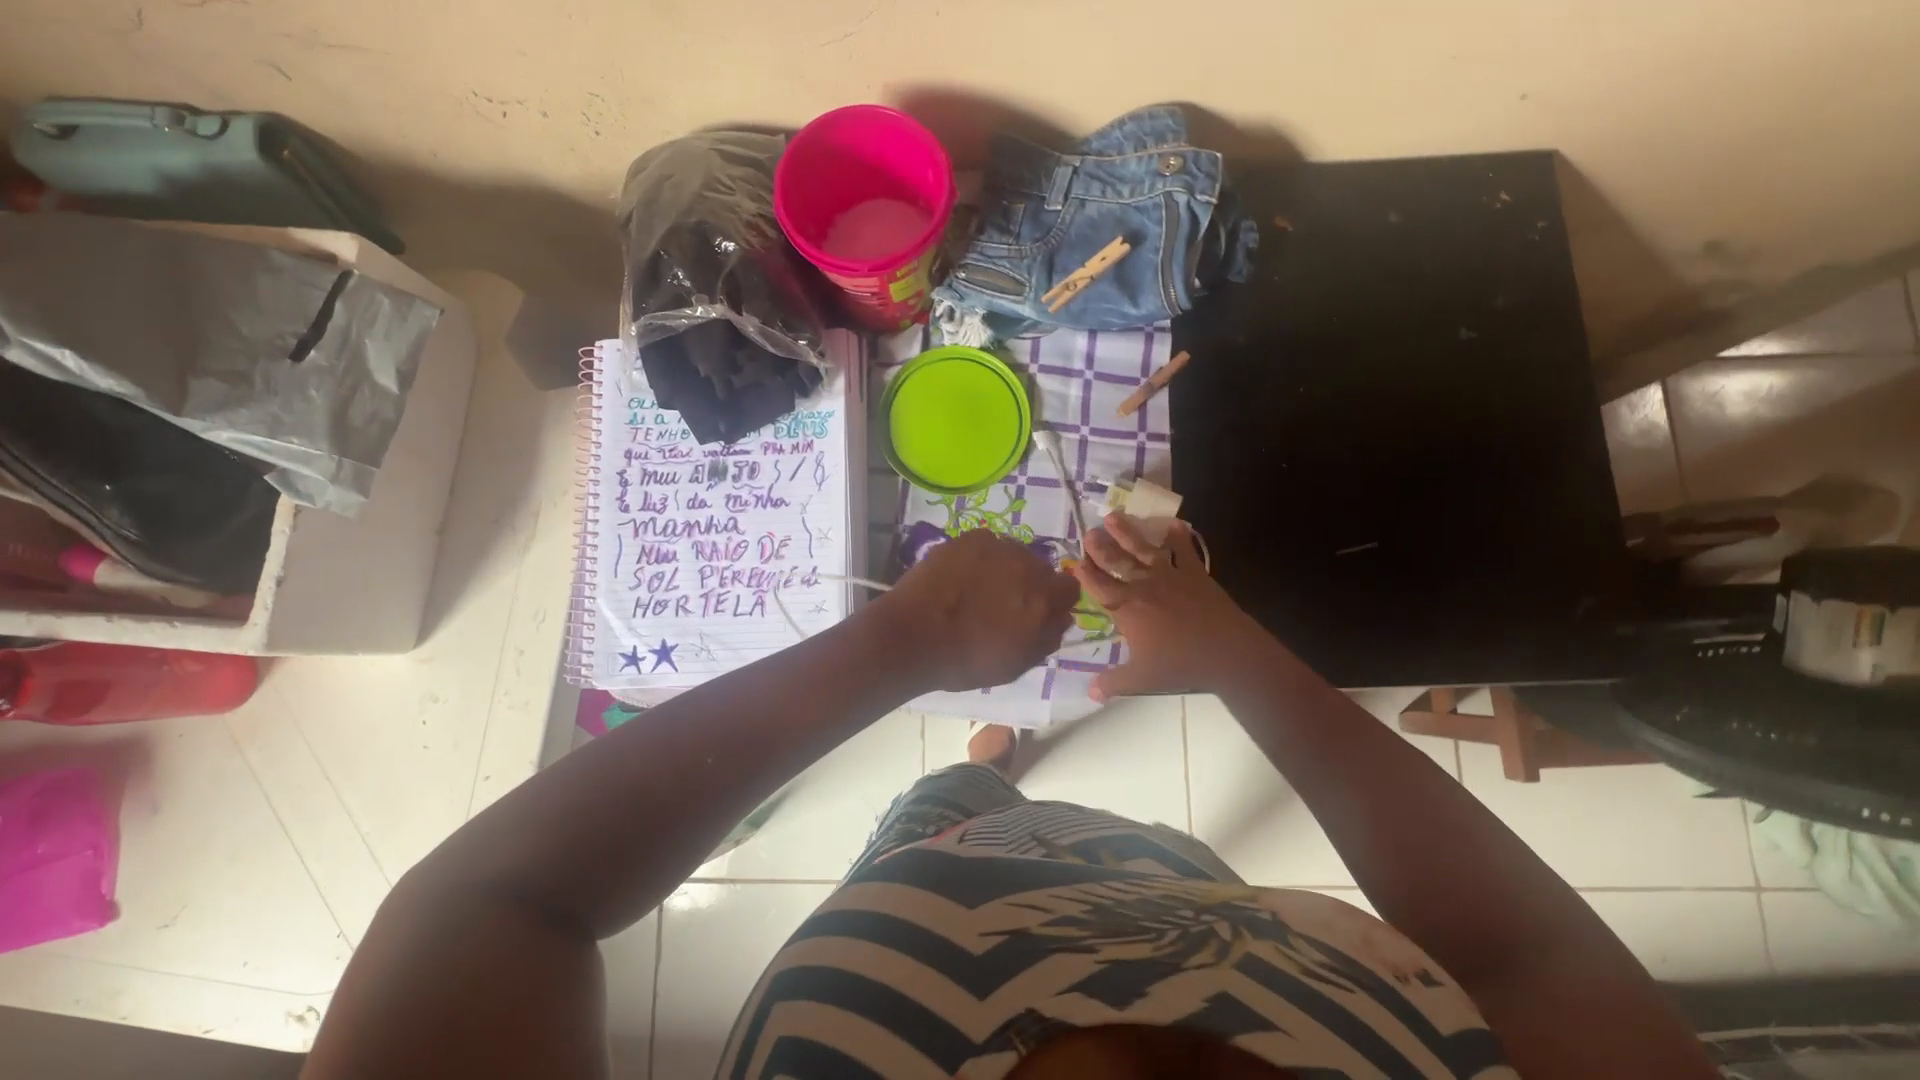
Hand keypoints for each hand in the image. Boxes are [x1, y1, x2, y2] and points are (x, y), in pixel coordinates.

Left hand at [874, 530, 1080, 691]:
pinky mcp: (968, 538)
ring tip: (979, 589)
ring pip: (1014, 554)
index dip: (1055, 602)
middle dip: (1030, 584)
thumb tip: (1062, 618)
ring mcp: (996, 547)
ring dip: (1006, 568)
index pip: (1069, 589)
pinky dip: (980, 558)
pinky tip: (961, 576)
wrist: (913, 636)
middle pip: (1041, 569)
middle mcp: (1026, 565)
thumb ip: (1047, 639)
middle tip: (1004, 604)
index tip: (1038, 614)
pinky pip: (987, 545)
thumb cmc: (966, 660)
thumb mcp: (1017, 664)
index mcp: (1044, 598)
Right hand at [1074, 513, 1273, 700]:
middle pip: (1117, 561)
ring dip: (1128, 532)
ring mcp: (1171, 576)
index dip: (1085, 574)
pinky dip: (1178, 536)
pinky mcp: (1195, 573)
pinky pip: (1184, 550)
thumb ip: (1113, 682)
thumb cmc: (1181, 665)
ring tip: (1114, 516)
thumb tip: (1090, 691)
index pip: (1099, 586)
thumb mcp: (1142, 679)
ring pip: (1143, 549)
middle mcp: (1144, 586)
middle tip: (1088, 532)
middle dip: (1100, 547)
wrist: (1228, 651)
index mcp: (1127, 609)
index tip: (1074, 562)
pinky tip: (1173, 522)